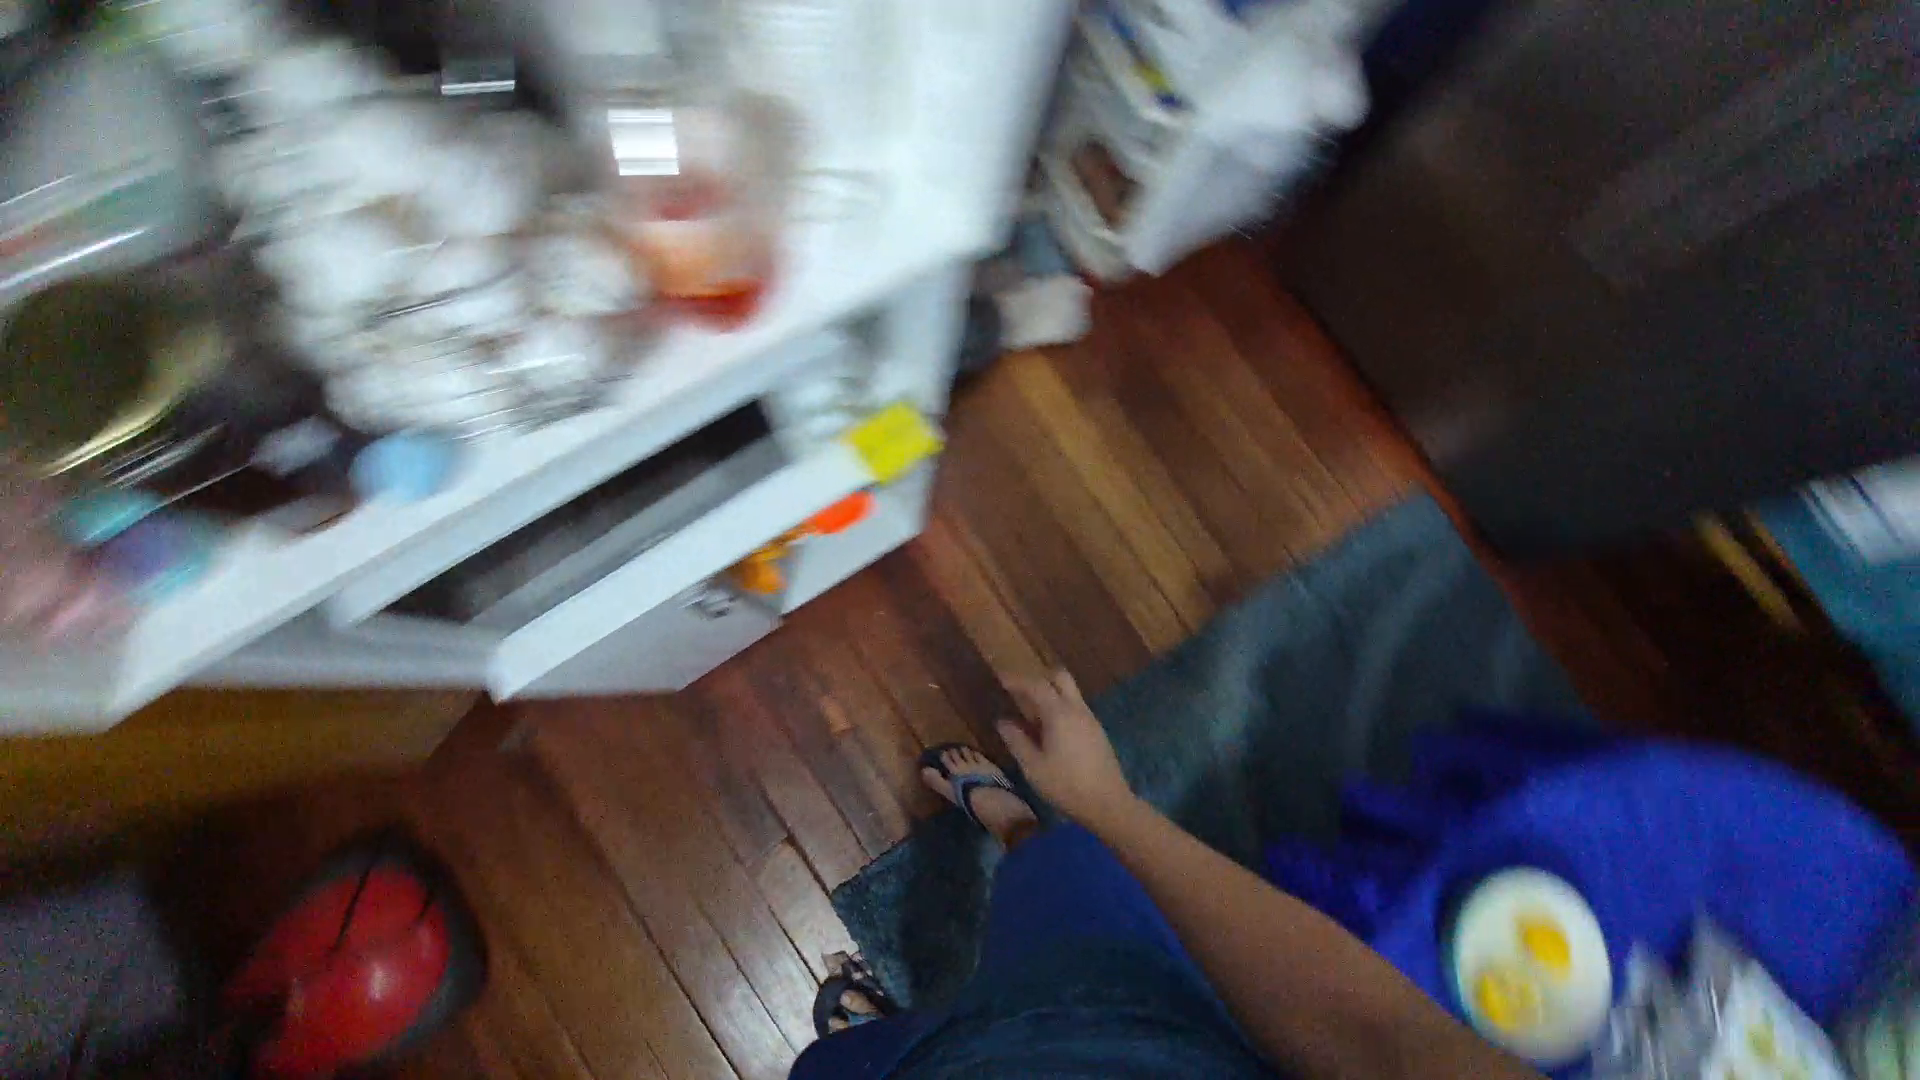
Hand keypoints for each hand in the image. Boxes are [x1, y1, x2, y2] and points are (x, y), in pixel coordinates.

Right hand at [998, 670, 1136, 826]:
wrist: (1108, 804)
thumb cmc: (1066, 786)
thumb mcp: (1033, 767)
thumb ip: (1017, 741)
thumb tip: (1003, 722)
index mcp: (1059, 714)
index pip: (1036, 686)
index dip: (1018, 681)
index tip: (1002, 681)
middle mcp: (1077, 709)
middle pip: (1061, 678)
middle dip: (1041, 678)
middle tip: (1022, 691)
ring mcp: (1091, 720)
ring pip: (1071, 692)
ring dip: (1052, 693)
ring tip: (1033, 712)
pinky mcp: (1098, 732)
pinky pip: (1077, 708)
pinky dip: (1061, 707)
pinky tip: (1052, 729)